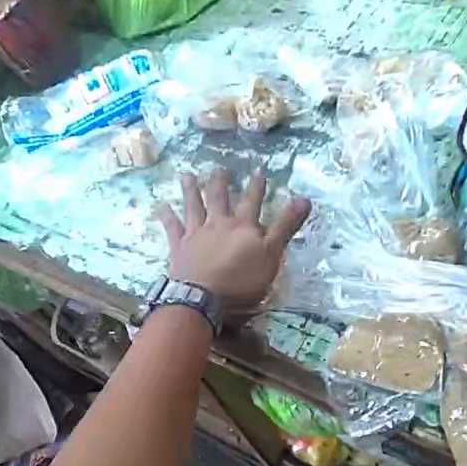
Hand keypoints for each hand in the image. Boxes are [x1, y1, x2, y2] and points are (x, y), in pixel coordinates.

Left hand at [155, 168, 311, 308]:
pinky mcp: (179, 247)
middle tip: (218, 168)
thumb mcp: (271, 255)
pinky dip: (167, 216)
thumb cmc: (241, 280)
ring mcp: (196, 233)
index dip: (257, 185)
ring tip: (186, 174)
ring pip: (193, 206)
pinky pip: (172, 227)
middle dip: (220, 182)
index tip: (258, 169)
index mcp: (243, 226)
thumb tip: (304, 198)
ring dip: (190, 190)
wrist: (202, 297)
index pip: (253, 201)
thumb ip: (285, 226)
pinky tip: (161, 205)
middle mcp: (218, 223)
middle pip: (219, 198)